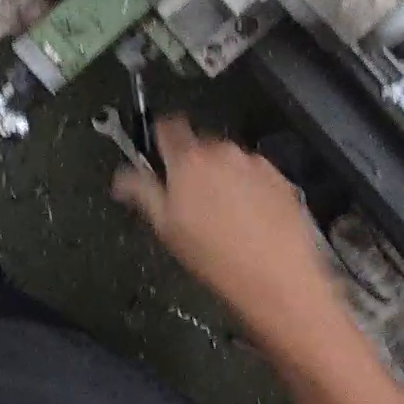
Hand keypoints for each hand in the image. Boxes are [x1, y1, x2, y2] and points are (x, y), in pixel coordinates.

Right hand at [112, 116, 335, 326]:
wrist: (277, 277)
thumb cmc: (218, 257)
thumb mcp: (165, 228)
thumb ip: (141, 192)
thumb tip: (123, 179)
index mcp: (188, 160)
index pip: (167, 126)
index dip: (159, 137)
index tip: (159, 154)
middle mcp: (222, 153)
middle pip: (198, 145)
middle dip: (190, 166)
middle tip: (188, 201)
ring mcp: (254, 164)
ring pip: (227, 161)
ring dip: (220, 178)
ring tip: (221, 217)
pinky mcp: (279, 178)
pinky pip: (254, 174)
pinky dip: (247, 189)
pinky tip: (246, 220)